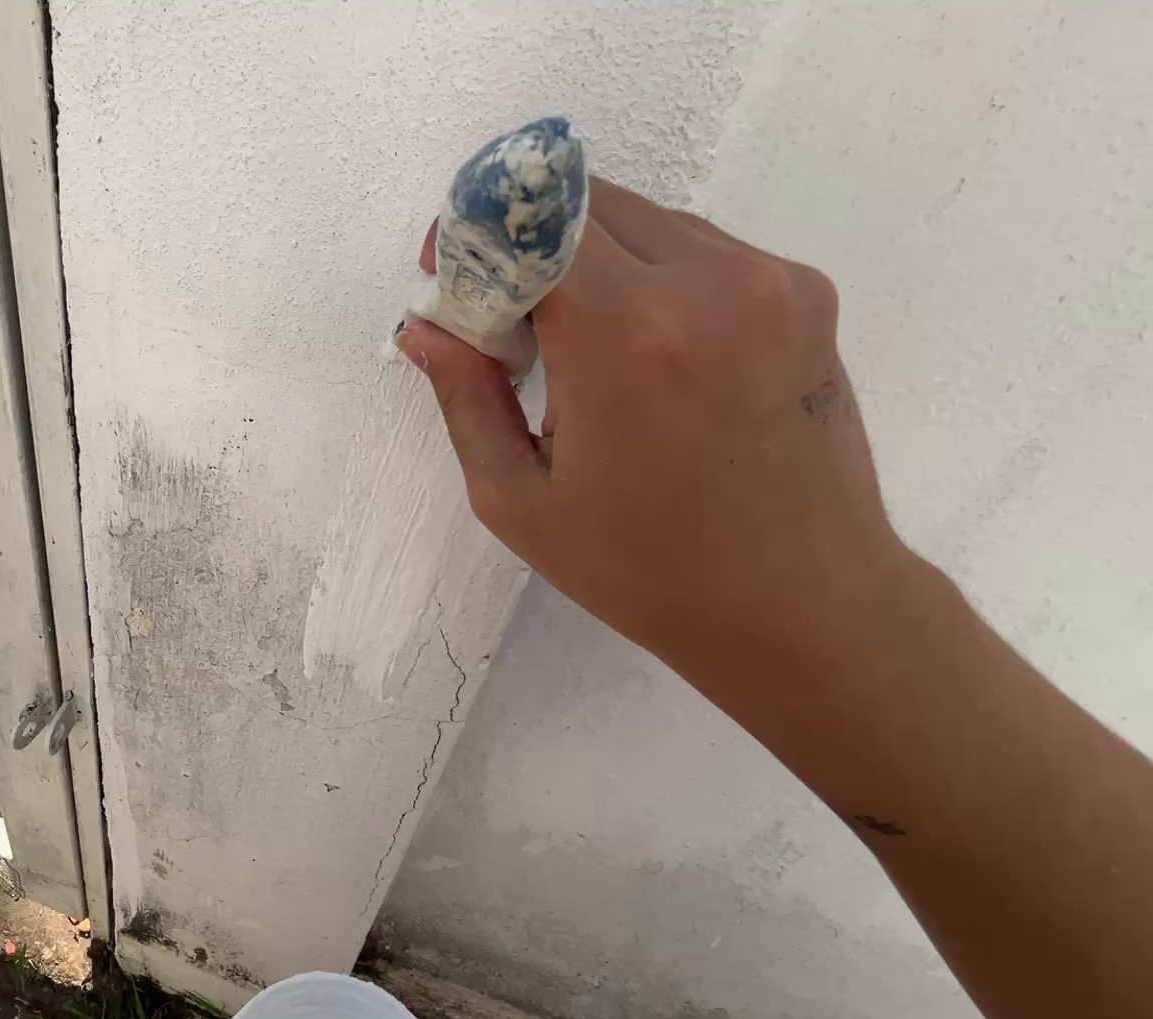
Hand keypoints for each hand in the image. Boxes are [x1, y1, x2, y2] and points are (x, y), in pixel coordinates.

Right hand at [398, 177, 915, 687]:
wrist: (802, 605)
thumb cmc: (641, 568)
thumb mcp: (517, 500)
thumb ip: (464, 399)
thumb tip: (423, 329)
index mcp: (625, 338)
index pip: (534, 222)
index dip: (476, 230)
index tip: (446, 268)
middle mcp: (708, 284)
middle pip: (586, 203)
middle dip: (522, 241)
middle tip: (498, 314)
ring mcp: (769, 281)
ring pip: (642, 220)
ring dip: (583, 259)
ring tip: (566, 344)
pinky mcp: (803, 294)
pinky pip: (696, 249)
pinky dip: (642, 275)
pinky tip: (633, 353)